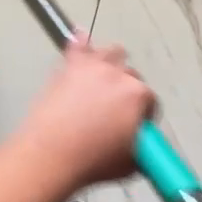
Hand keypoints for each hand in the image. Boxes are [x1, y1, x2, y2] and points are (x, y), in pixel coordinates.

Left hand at [12, 35, 155, 191]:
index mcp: (140, 96)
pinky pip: (78, 45)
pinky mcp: (70, 67)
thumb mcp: (131, 163)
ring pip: (111, 54)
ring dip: (111, 64)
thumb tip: (141, 146)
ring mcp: (94, 67)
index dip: (143, 115)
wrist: (52, 153)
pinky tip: (80, 37)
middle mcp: (121, 74)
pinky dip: (81, 42)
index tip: (133, 126)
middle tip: (112, 111)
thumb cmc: (94, 161)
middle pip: (131, 76)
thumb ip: (142, 148)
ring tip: (104, 78)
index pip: (150, 101)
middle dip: (126, 91)